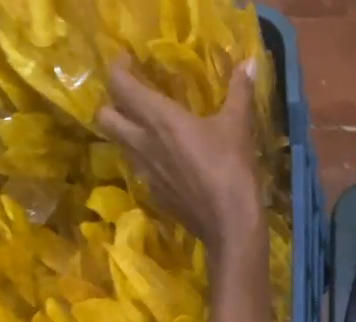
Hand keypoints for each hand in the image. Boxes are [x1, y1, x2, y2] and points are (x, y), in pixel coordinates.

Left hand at [97, 57, 263, 261]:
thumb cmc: (231, 169)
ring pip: (119, 145)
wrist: (230, 225)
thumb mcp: (238, 126)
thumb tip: (250, 63)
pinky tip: (166, 161)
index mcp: (158, 119)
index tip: (130, 61)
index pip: (119, 84)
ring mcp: (146, 173)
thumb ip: (239, 92)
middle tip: (133, 98)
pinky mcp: (156, 195)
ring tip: (148, 128)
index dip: (119, 68)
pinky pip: (140, 170)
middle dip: (112, 103)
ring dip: (127, 132)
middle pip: (105, 117)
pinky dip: (145, 160)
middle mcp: (142, 144)